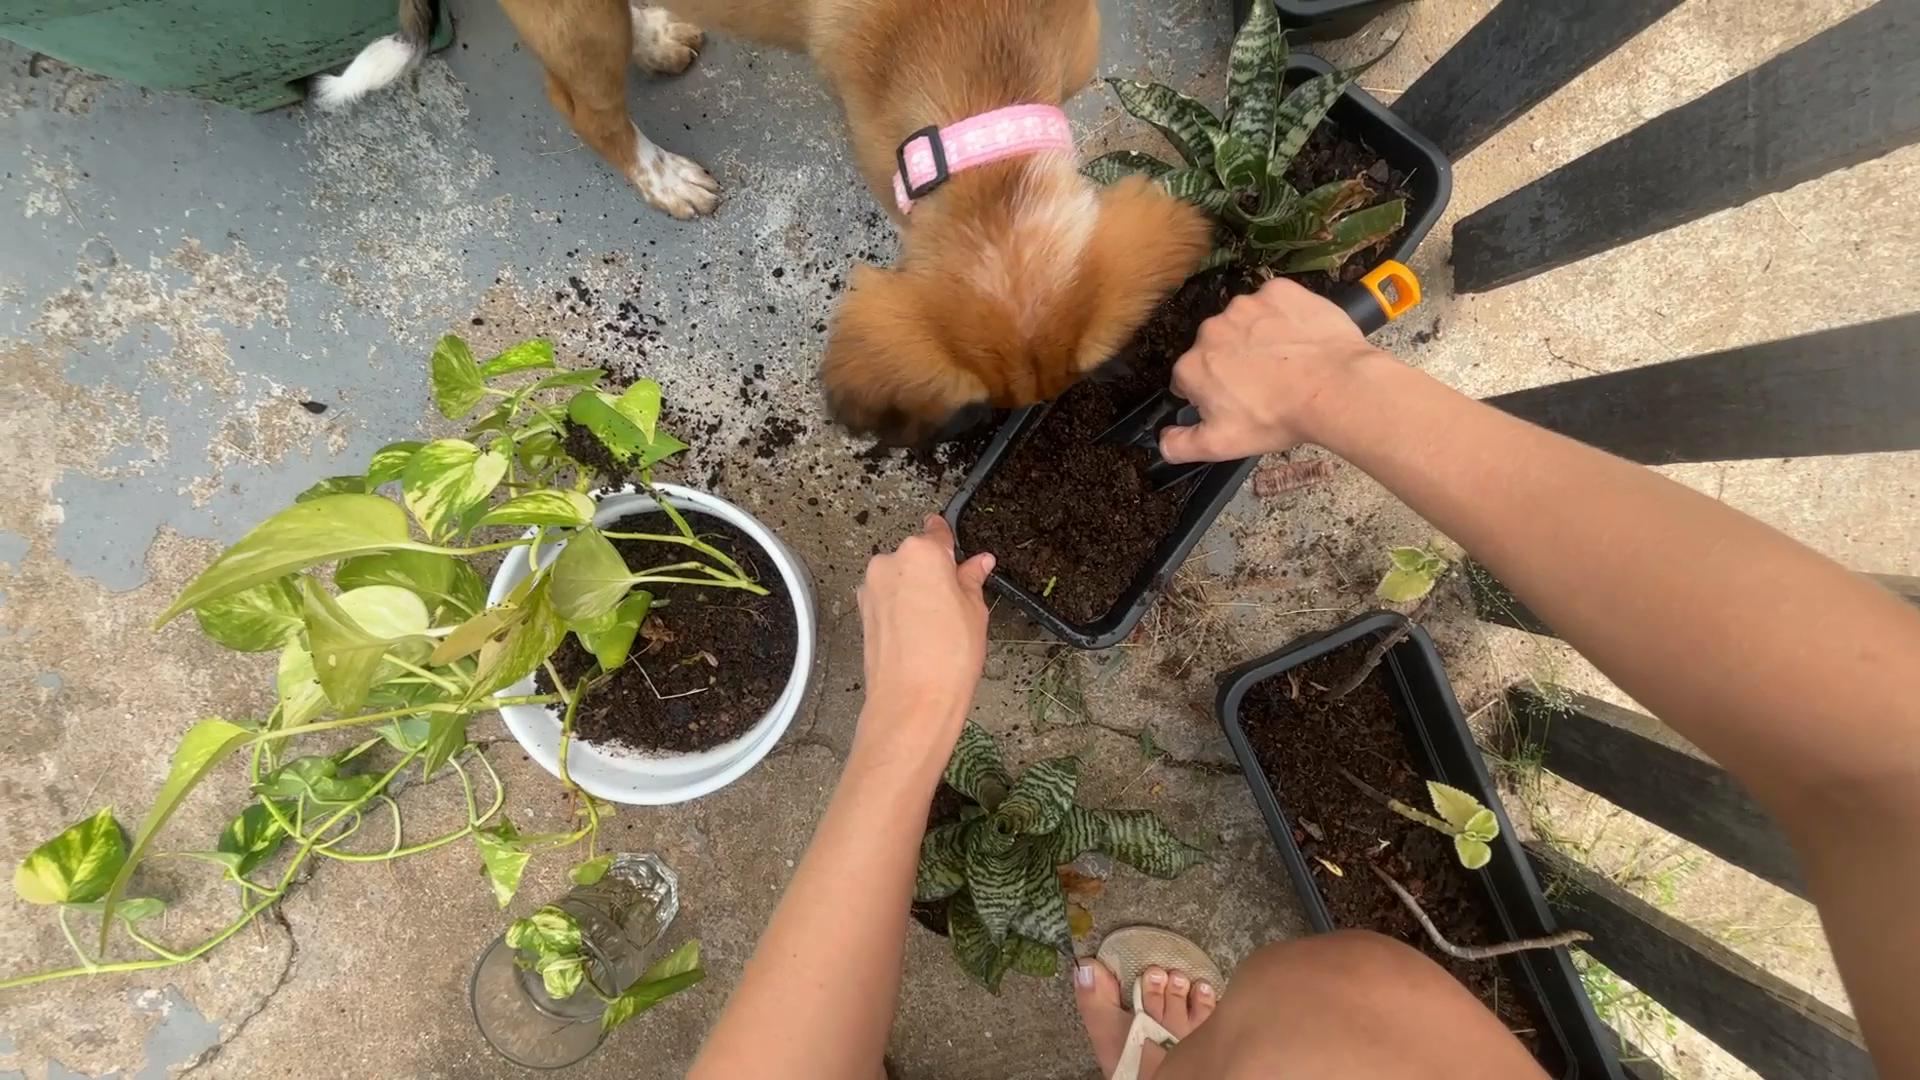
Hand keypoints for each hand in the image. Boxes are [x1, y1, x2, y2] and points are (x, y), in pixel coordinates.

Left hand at [855, 516, 994, 766]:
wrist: (912, 701)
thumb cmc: (948, 657)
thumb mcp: (974, 611)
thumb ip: (972, 580)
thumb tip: (979, 563)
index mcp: (922, 553)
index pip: (937, 531)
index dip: (948, 539)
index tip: (953, 544)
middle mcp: (890, 562)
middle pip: (917, 556)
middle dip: (933, 572)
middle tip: (954, 600)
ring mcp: (872, 587)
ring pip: (900, 578)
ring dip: (914, 590)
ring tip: (936, 624)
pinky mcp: (862, 610)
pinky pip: (887, 598)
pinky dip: (900, 607)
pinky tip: (918, 633)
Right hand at [1159, 276, 1388, 463]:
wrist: (1335, 387)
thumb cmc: (1276, 417)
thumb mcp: (1220, 446)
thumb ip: (1179, 446)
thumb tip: (1162, 441)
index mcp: (1191, 366)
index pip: (1188, 379)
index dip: (1208, 393)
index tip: (1232, 403)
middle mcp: (1211, 330)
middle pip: (1214, 347)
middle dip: (1230, 363)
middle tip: (1261, 386)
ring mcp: (1246, 306)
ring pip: (1242, 323)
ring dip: (1254, 338)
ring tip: (1283, 364)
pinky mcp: (1278, 291)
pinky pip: (1273, 302)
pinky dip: (1281, 317)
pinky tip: (1297, 340)